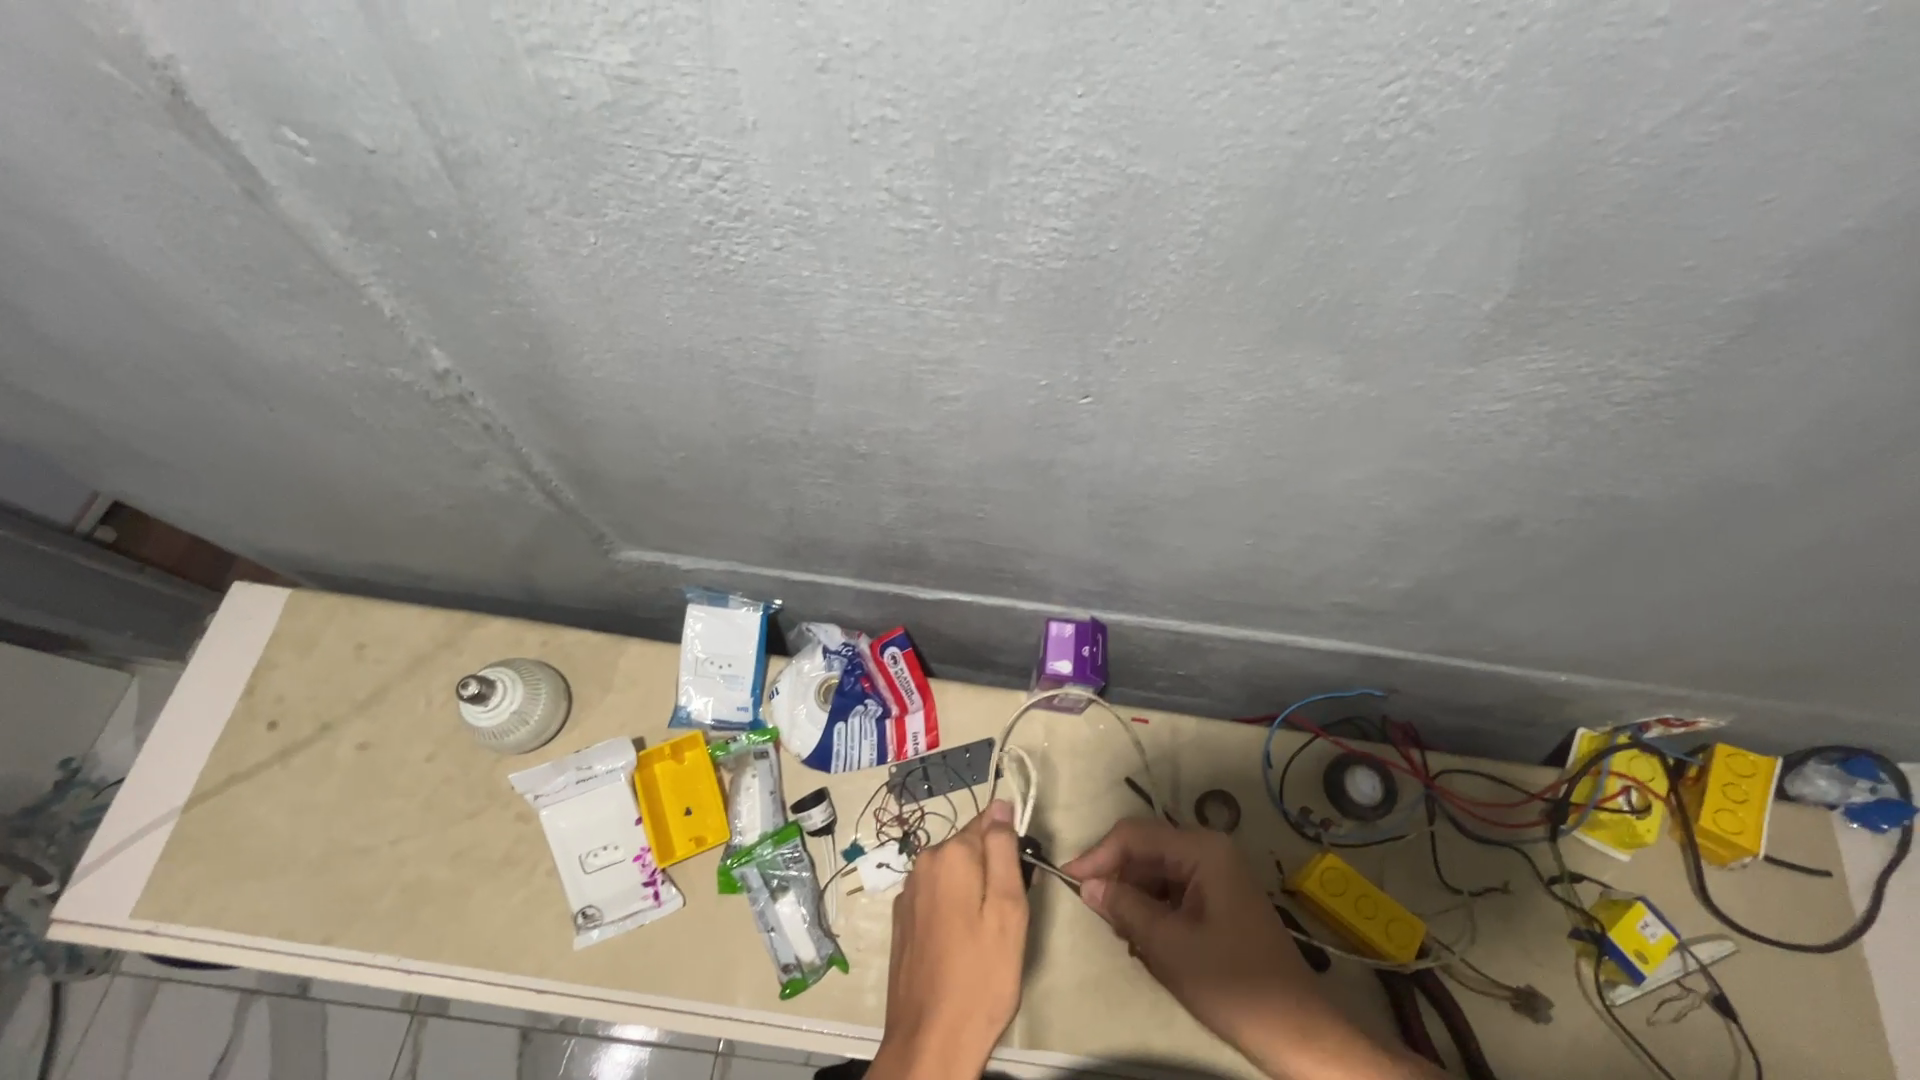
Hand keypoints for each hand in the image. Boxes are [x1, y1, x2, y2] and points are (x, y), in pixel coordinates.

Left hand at [870, 800, 1028, 1079]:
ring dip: (975, 893)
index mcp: (949, 855)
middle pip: (970, 850)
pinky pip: (938, 899)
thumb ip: (1004, 850)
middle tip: (1011, 918)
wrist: (931, 1038)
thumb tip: (1000, 805)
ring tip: (991, 938)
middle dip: (994, 873)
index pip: (988, 824)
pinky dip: (956, 912)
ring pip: (955, 875)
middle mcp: (921, 865)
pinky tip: (966, 947)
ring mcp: (908, 895)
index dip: (1012, 849)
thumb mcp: (1008, 908)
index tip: (1023, 884)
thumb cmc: (981, 974)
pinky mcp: (902, 922)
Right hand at [1064, 819, 1437, 1079]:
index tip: (1067, 881)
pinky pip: (1173, 893)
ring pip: (1156, 874)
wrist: (1294, 1029)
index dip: (1098, 855)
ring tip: (1124, 937)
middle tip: (1096, 916)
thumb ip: (1124, 907)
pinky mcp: (1219, 901)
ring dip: (1135, 900)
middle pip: (1145, 852)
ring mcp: (1217, 877)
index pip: (1134, 835)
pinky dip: (1154, 913)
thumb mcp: (1167, 945)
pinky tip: (1147, 943)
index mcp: (1202, 850)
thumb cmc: (1231, 982)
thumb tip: (1087, 885)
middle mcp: (1210, 852)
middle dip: (1118, 880)